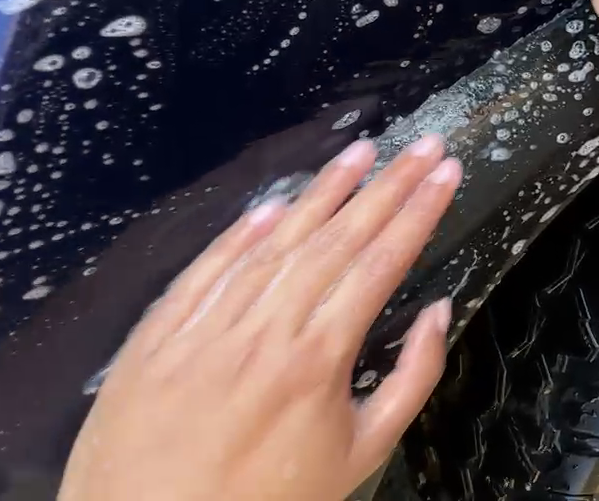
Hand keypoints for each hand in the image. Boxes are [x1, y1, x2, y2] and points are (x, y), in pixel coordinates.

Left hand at [60, 136, 463, 500]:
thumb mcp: (364, 453)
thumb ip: (414, 376)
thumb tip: (440, 309)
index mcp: (319, 358)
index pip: (382, 262)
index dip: (421, 211)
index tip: (449, 171)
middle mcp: (262, 333)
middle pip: (337, 240)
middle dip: (389, 186)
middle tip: (425, 145)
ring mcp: (201, 335)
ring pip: (273, 245)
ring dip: (323, 192)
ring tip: (362, 150)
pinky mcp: (149, 347)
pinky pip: (201, 276)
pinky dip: (237, 236)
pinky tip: (272, 205)